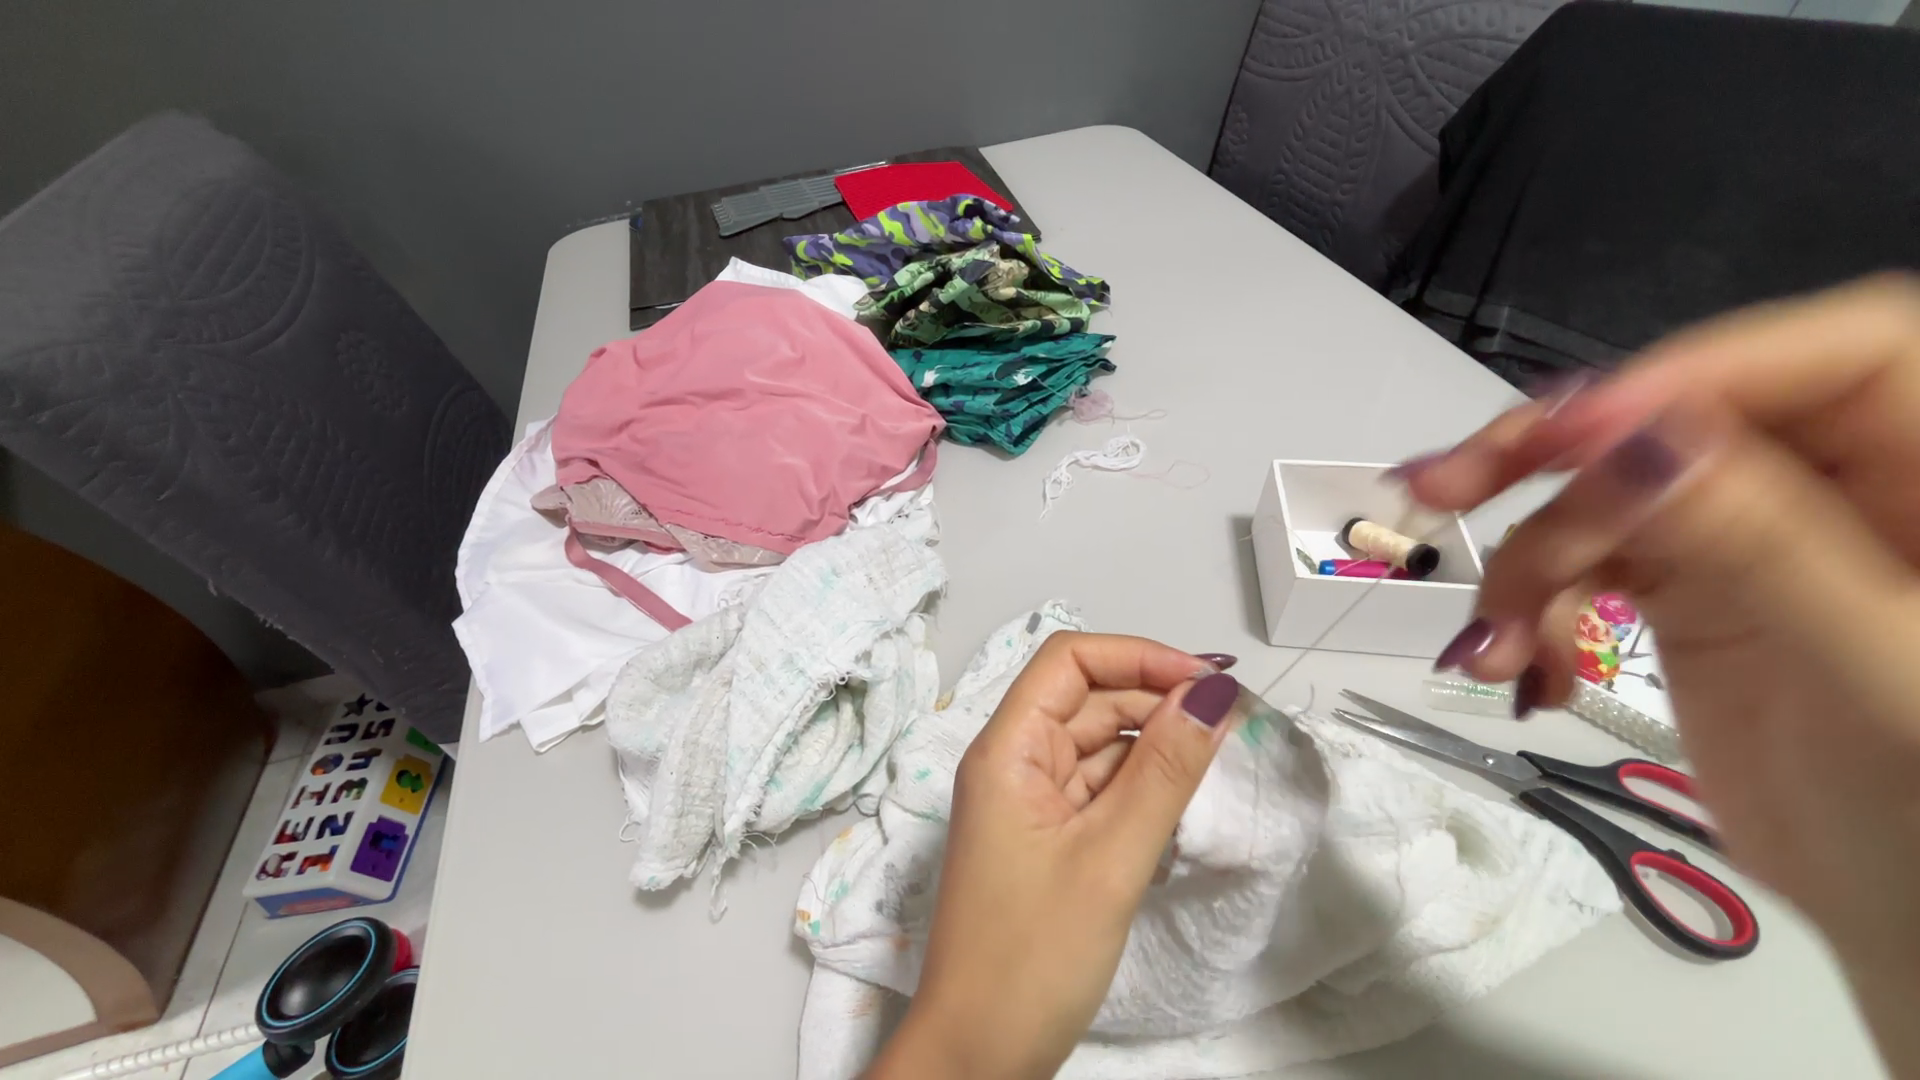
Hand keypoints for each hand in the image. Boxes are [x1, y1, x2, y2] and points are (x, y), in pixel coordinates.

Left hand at [864, 634, 1241, 1079]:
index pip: (1069, 661)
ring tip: (1216, 761)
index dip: (1137, 656)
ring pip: (1098, 746)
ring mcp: (1029, 802)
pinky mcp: (1047, 838)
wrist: (979, 1056)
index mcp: (1006, 749)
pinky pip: (1098, 790)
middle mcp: (1013, 762)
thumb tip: (1213, 693)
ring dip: (1153, 746)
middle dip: (1155, 700)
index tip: (1206, 681)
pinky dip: (1140, 788)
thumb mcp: (1111, 857)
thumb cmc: (1033, 955)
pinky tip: (1182, 801)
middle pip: (1087, 701)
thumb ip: (1165, 770)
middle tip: (1229, 723)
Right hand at [1399, 275, 1919, 1075]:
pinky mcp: (1685, 591)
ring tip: (1489, 648)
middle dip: (1546, 459)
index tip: (1560, 439)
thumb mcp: (1870, 672)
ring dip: (1524, 566)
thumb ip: (1761, 543)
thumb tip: (1630, 438)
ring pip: (1600, 500)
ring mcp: (1751, 538)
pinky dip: (1529, 609)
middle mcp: (1842, 484)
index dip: (1689, 378)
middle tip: (1434, 488)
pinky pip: (1580, 566)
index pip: (1826, 360)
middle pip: (1675, 419)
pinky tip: (1511, 665)